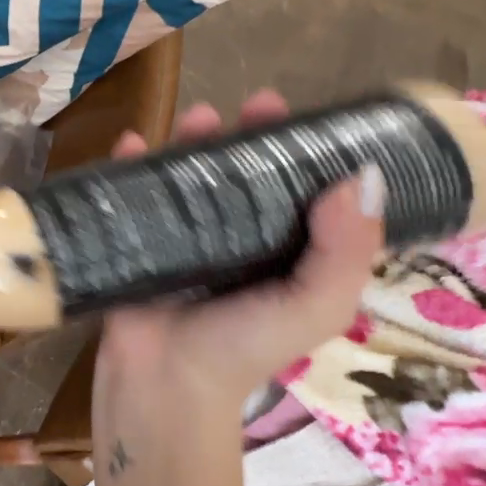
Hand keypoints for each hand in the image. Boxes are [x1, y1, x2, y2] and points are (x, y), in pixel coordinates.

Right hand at [96, 90, 385, 411]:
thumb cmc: (243, 346)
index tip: (298, 116)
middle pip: (236, 175)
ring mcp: (177, 239)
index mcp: (281, 251)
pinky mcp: (130, 241)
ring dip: (188, 143)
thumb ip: (345, 249)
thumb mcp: (315, 304)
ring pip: (184, 179)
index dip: (297, 149)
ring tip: (193, 117)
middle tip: (246, 105)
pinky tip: (129, 144)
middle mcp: (232, 239)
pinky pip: (129, 197)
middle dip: (242, 136)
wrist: (163, 381)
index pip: (293, 189)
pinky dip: (127, 168)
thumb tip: (358, 176)